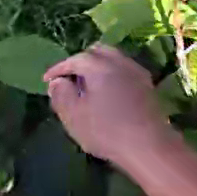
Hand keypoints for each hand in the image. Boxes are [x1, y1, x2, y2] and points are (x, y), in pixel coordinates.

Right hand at [45, 44, 181, 174]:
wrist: (149, 144)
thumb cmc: (106, 130)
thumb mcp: (74, 116)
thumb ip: (62, 95)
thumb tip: (57, 81)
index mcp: (99, 65)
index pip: (75, 59)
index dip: (58, 69)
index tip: (47, 80)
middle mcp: (119, 61)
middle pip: (97, 52)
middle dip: (80, 61)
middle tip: (69, 78)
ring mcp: (136, 71)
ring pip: (113, 59)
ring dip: (98, 66)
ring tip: (87, 85)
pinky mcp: (147, 84)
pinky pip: (124, 70)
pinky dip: (112, 74)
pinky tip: (108, 92)